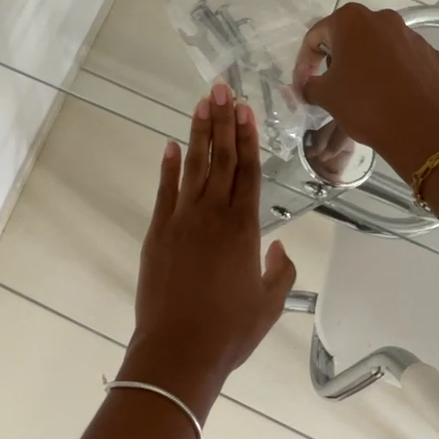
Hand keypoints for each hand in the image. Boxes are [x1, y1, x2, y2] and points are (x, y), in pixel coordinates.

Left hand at [121, 83, 296, 415]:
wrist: (179, 349)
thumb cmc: (230, 331)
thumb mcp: (269, 305)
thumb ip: (280, 273)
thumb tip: (280, 250)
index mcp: (245, 229)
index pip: (248, 171)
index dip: (248, 138)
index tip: (245, 110)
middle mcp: (214, 214)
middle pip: (222, 159)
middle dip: (223, 121)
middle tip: (222, 89)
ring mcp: (182, 219)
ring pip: (194, 166)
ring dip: (198, 133)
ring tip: (202, 102)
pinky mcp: (157, 231)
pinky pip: (165, 190)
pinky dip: (168, 166)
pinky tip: (171, 145)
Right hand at [294, 3, 438, 159]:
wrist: (422, 130)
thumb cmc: (365, 105)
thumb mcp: (325, 96)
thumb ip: (309, 85)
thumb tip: (308, 86)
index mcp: (351, 21)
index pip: (316, 37)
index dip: (305, 62)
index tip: (304, 84)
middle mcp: (384, 20)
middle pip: (351, 37)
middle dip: (338, 60)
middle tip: (333, 87)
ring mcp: (413, 37)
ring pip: (380, 48)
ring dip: (368, 66)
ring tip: (365, 95)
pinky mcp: (435, 56)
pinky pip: (406, 62)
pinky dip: (395, 75)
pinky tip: (392, 98)